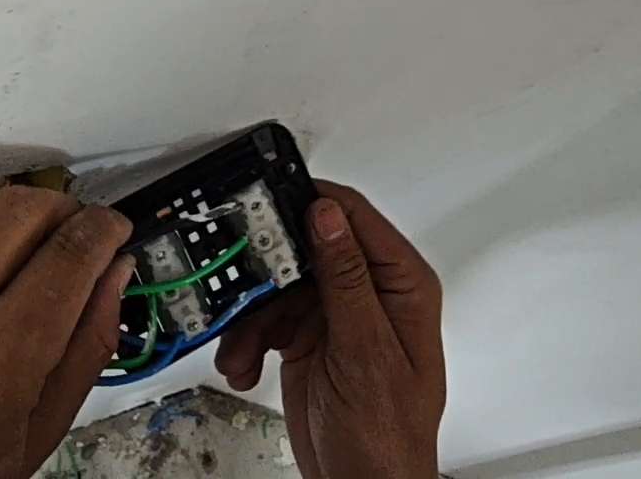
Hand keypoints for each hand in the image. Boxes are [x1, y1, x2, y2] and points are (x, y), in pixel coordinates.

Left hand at [0, 186, 133, 478]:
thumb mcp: (34, 439)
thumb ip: (86, 348)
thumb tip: (112, 275)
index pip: (67, 256)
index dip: (104, 229)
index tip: (115, 229)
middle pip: (22, 209)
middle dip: (65, 209)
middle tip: (80, 236)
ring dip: (20, 226)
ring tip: (31, 265)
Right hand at [215, 180, 444, 478]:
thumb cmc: (387, 440)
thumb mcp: (365, 355)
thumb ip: (346, 280)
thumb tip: (328, 216)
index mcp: (398, 284)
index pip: (353, 217)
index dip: (311, 201)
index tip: (268, 200)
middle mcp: (366, 289)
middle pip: (305, 246)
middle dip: (268, 272)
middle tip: (242, 283)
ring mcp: (334, 310)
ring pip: (277, 281)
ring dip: (252, 316)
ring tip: (242, 348)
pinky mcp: (306, 330)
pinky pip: (266, 313)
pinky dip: (248, 337)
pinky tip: (245, 362)